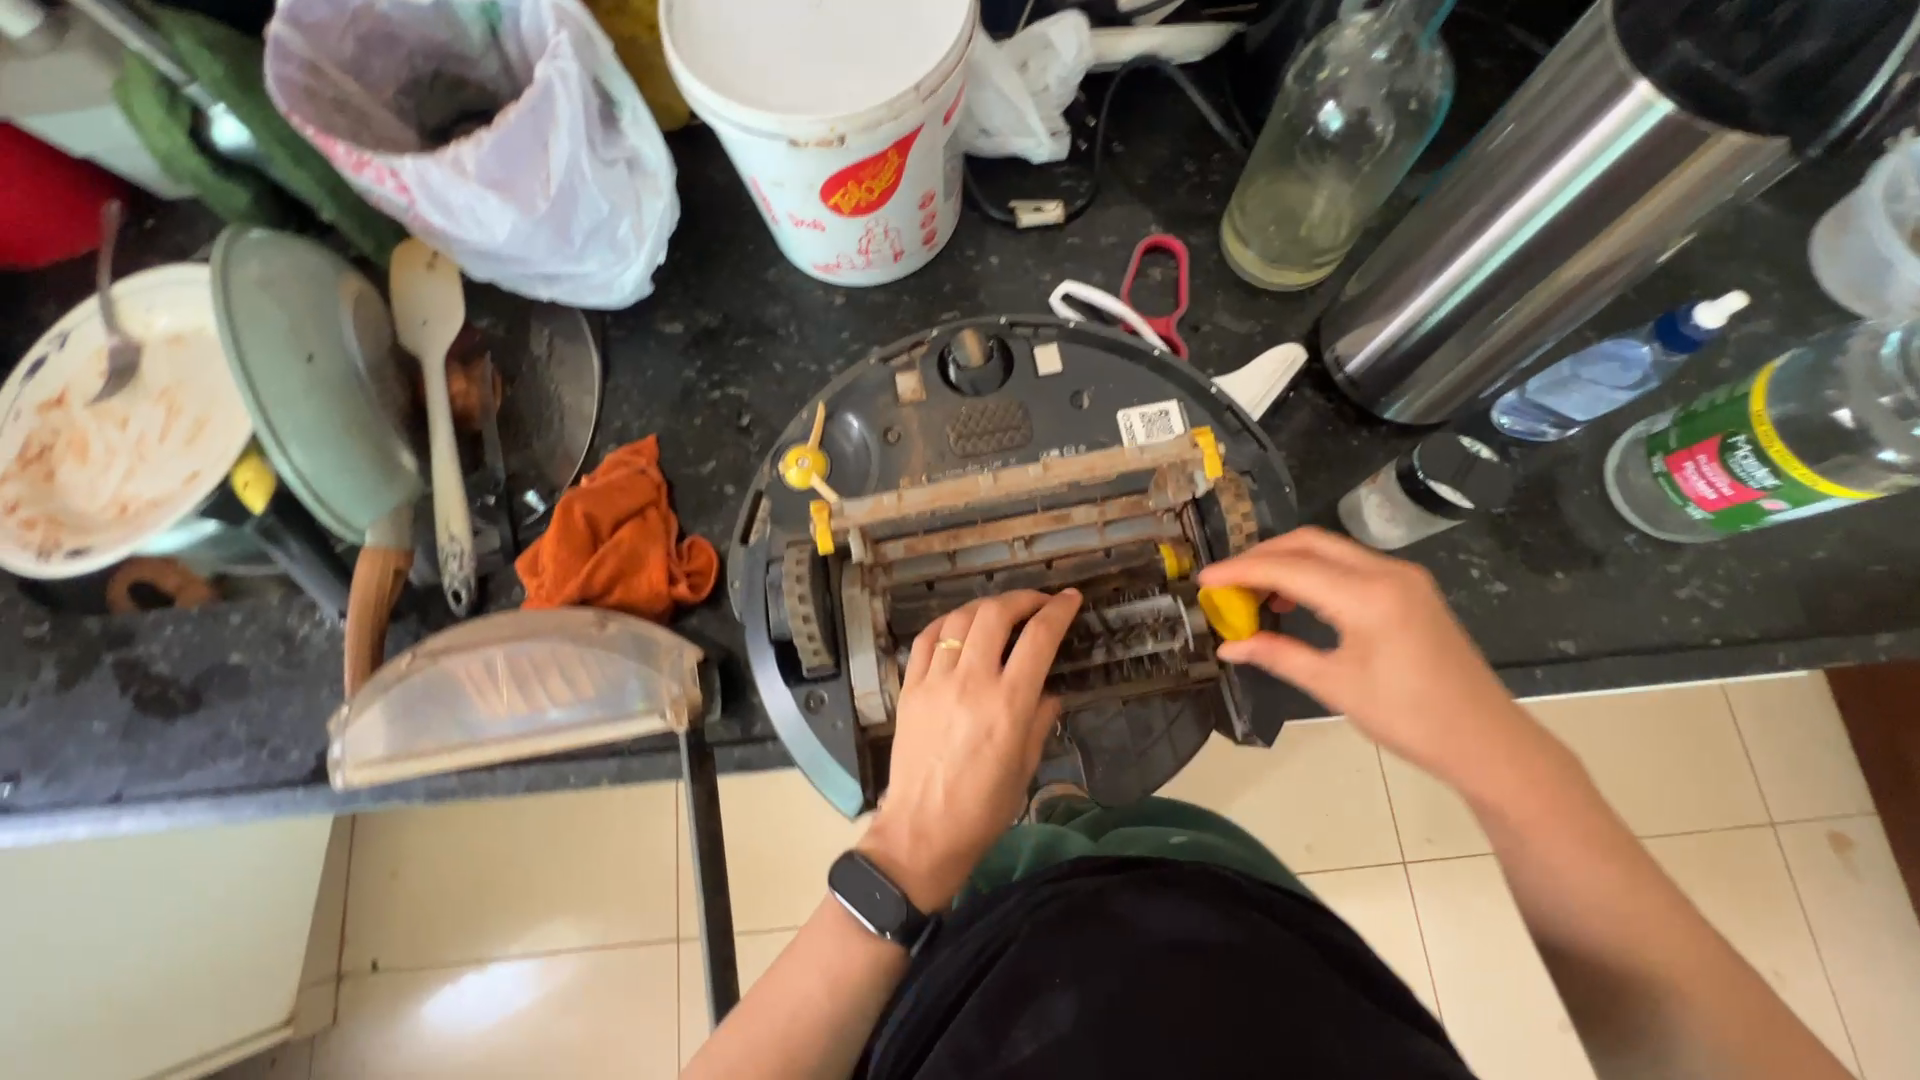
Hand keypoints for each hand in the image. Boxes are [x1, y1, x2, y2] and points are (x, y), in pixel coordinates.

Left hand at [858, 588, 1082, 910]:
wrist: (923, 831)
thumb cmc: (983, 808)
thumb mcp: (1026, 765)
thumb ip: (1040, 720)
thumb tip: (1050, 692)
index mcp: (1008, 704)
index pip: (1039, 638)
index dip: (1059, 611)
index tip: (1071, 599)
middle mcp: (971, 682)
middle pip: (996, 614)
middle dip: (1022, 599)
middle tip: (1038, 603)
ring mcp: (935, 682)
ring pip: (960, 620)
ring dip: (985, 606)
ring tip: (1001, 611)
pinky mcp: (909, 689)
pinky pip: (926, 639)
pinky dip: (946, 623)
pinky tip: (959, 625)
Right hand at [1197, 527, 1539, 789]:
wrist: (1487, 740)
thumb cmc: (1411, 719)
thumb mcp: (1336, 687)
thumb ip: (1279, 656)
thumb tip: (1230, 646)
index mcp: (1369, 597)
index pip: (1289, 568)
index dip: (1241, 571)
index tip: (1204, 580)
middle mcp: (1387, 573)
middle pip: (1309, 543)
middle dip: (1261, 556)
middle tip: (1225, 582)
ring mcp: (1403, 578)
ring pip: (1330, 550)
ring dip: (1287, 562)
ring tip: (1252, 593)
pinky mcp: (1411, 590)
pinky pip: (1350, 565)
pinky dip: (1314, 573)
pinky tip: (1295, 600)